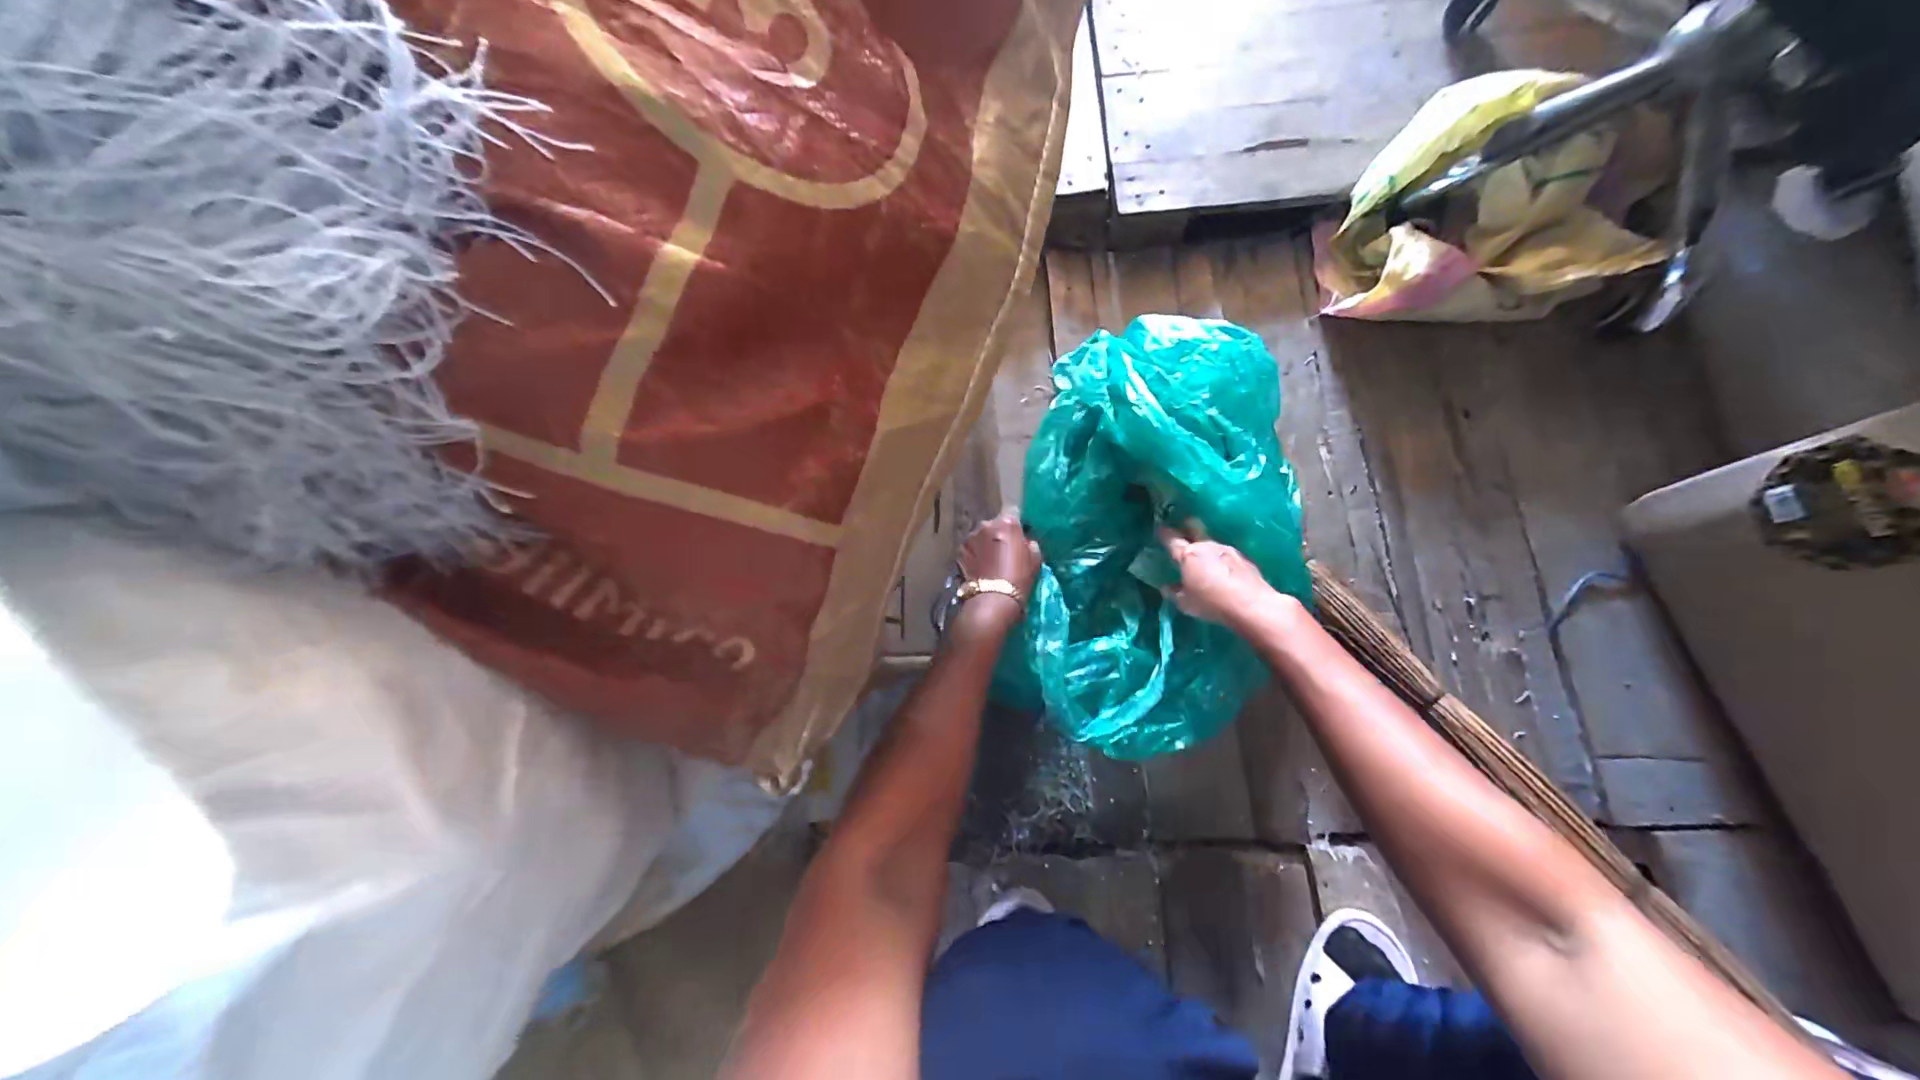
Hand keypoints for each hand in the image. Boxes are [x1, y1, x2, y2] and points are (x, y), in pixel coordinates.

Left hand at [953, 509, 1040, 633]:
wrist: (992, 599)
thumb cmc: (1018, 579)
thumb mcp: (1035, 560)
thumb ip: (1030, 545)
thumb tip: (1025, 542)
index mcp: (1007, 523)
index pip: (1013, 520)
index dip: (1015, 532)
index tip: (1017, 543)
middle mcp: (986, 524)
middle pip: (994, 527)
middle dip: (998, 537)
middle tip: (1002, 554)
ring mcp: (970, 537)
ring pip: (980, 537)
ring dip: (984, 545)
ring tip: (988, 563)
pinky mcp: (959, 551)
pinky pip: (970, 549)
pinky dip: (974, 555)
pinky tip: (978, 568)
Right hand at [1160, 526, 1276, 626]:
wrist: (1251, 605)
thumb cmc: (1211, 603)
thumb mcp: (1185, 603)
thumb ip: (1174, 593)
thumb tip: (1167, 587)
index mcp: (1188, 555)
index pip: (1172, 539)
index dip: (1164, 533)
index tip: (1160, 528)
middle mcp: (1207, 546)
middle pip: (1194, 527)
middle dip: (1186, 525)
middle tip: (1182, 527)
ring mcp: (1227, 550)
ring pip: (1211, 542)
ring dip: (1205, 546)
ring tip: (1204, 556)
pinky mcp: (1244, 558)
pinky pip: (1226, 554)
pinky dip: (1221, 559)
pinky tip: (1223, 570)